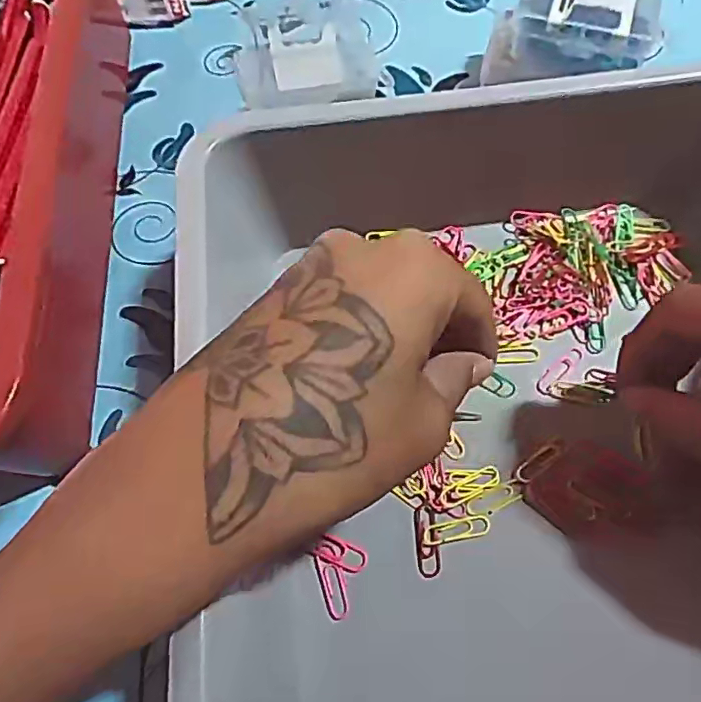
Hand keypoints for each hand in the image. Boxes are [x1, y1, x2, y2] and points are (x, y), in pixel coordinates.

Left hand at [187, 228, 495, 555]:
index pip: (471, 297)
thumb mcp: (423, 423)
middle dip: (441, 326)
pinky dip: (361, 324)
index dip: (483, 337)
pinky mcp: (276, 287)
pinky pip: (340, 297)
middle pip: (424, 284)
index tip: (480, 371)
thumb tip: (464, 362)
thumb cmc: (343, 438)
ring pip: (380, 288)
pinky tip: (353, 369)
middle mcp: (365, 247)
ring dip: (399, 323)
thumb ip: (453, 379)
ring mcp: (313, 263)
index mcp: (417, 268)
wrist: (217, 454)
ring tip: (396, 377)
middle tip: (443, 377)